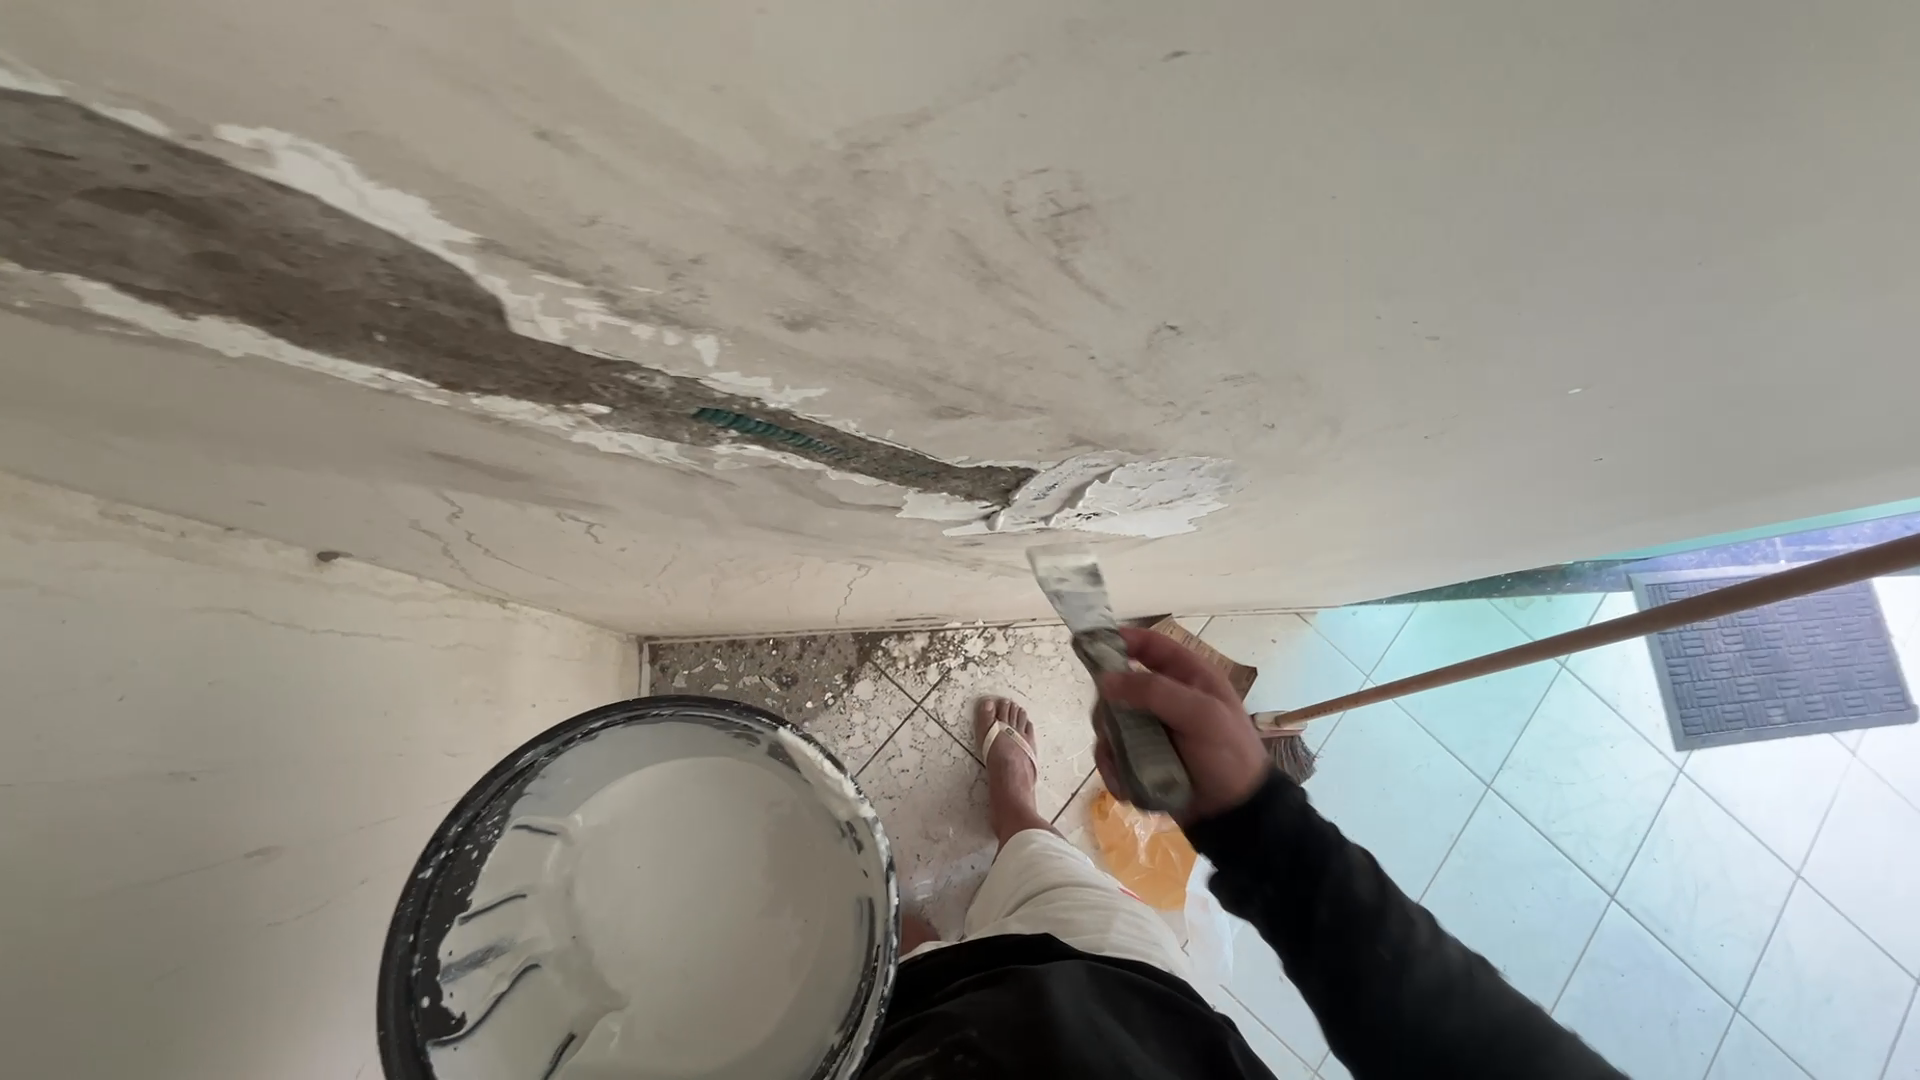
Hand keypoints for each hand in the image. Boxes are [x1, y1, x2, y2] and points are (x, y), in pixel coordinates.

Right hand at [1092, 626, 1270, 822]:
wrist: (1236, 815)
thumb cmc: (1228, 756)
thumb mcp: (1201, 716)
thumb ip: (1155, 691)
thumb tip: (1105, 680)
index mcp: (1187, 676)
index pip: (1149, 644)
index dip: (1121, 640)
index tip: (1091, 646)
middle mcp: (1165, 697)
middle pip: (1118, 685)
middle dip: (1108, 706)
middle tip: (1110, 726)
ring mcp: (1151, 728)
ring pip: (1110, 721)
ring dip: (1109, 743)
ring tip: (1121, 765)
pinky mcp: (1141, 757)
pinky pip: (1112, 753)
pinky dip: (1112, 768)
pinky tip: (1125, 785)